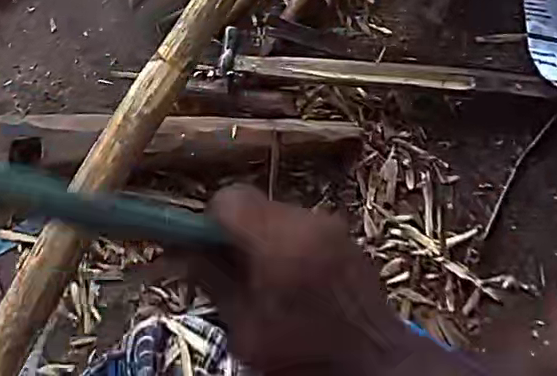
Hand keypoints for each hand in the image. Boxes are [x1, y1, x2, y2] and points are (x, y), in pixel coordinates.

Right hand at [198, 186, 466, 375]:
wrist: (379, 370)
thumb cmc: (304, 357)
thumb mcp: (246, 330)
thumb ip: (211, 282)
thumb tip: (177, 251)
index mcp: (275, 240)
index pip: (225, 198)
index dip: (208, 218)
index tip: (201, 243)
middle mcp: (302, 219)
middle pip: (249, 200)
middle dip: (233, 225)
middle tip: (231, 262)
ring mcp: (326, 221)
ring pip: (272, 210)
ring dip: (260, 232)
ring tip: (266, 274)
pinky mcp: (341, 231)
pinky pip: (298, 222)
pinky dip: (287, 240)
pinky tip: (294, 276)